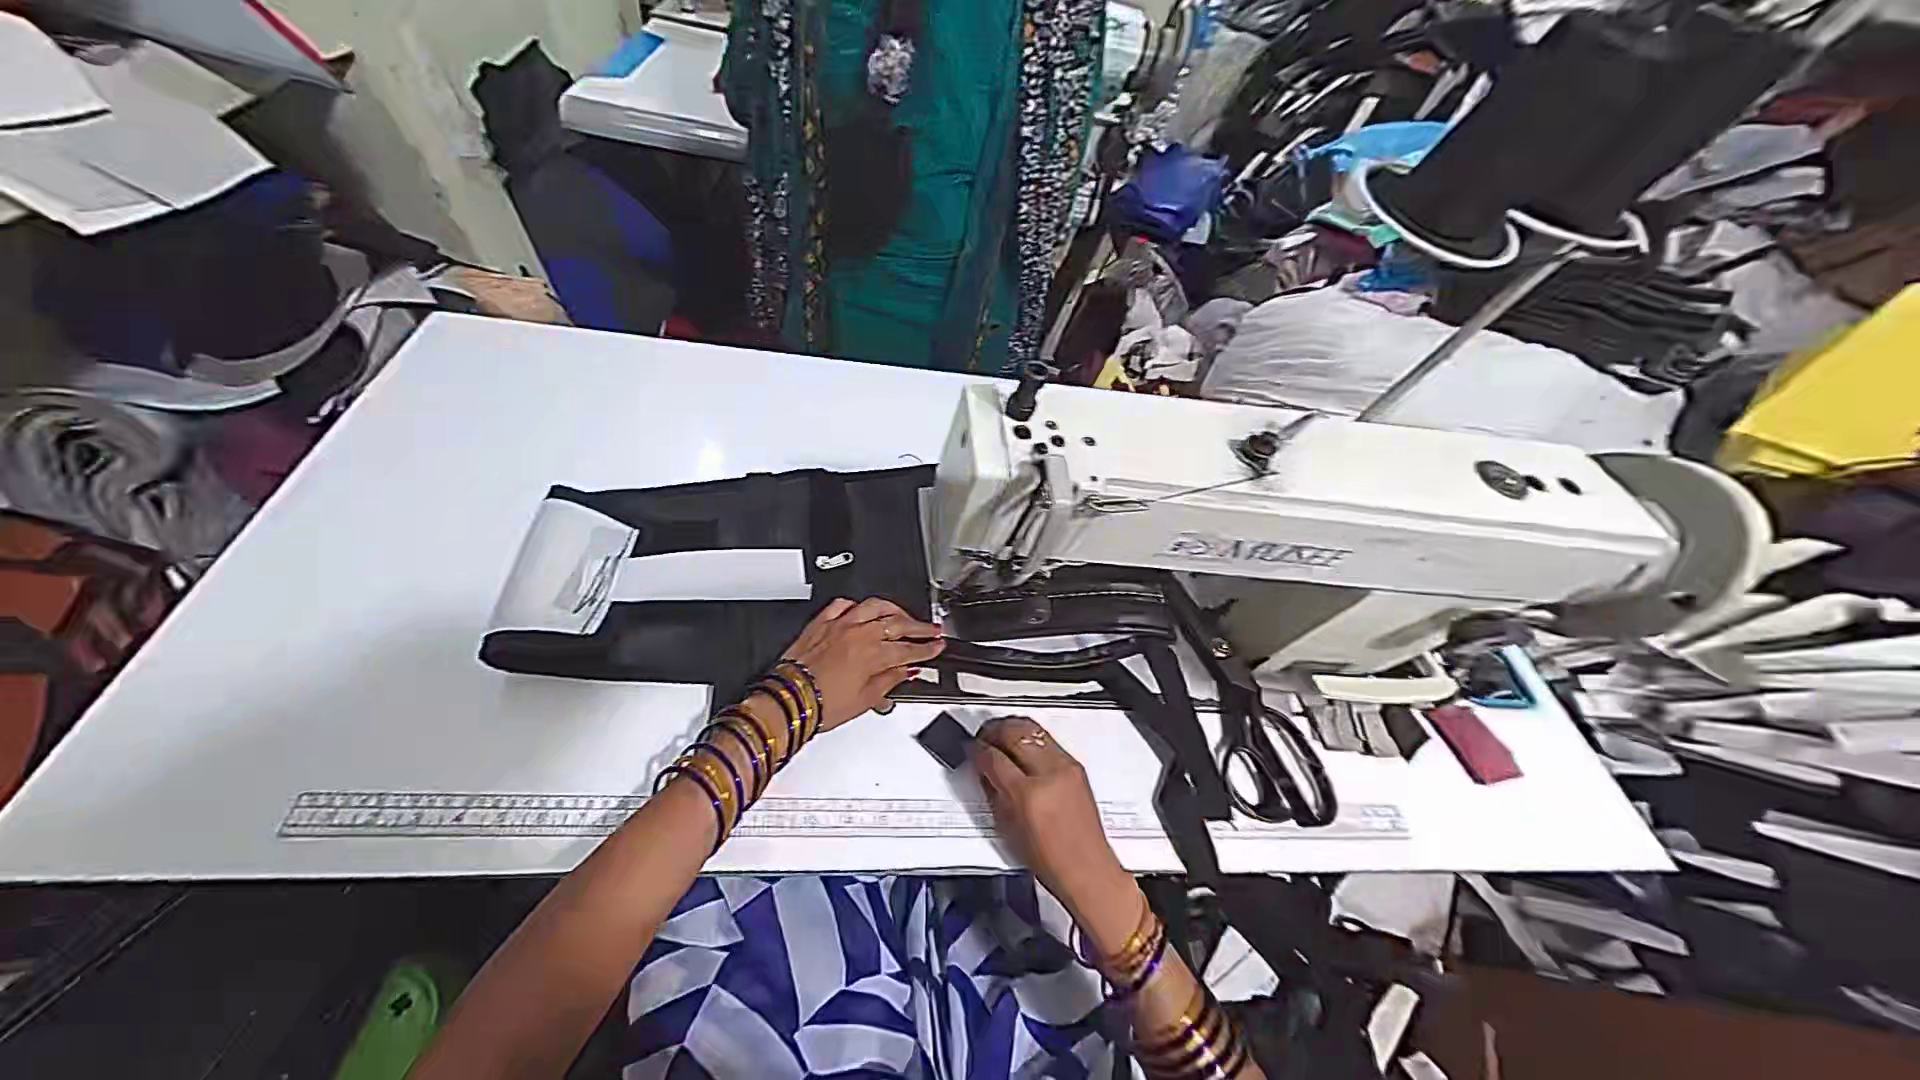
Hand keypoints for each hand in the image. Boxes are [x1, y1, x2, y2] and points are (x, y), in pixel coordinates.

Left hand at [780, 597, 943, 731]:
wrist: (787, 699)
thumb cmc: (820, 704)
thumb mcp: (865, 700)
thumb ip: (890, 681)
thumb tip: (905, 672)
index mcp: (873, 655)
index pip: (909, 648)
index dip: (927, 648)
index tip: (937, 646)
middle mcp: (858, 634)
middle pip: (898, 624)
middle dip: (920, 627)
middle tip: (932, 629)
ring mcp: (840, 625)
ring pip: (874, 606)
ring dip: (894, 609)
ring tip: (903, 615)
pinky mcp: (822, 622)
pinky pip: (843, 604)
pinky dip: (856, 605)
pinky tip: (862, 609)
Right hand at [972, 716, 1135, 926]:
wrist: (1087, 869)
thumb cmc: (1052, 860)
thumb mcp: (1008, 829)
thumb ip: (993, 792)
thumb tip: (983, 769)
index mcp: (1028, 795)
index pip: (993, 758)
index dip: (976, 750)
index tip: (971, 749)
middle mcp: (1050, 775)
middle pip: (1014, 732)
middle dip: (993, 730)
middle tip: (983, 736)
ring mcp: (1066, 767)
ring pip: (1032, 729)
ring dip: (1012, 728)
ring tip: (1000, 735)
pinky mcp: (1077, 766)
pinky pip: (1048, 739)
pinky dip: (1030, 736)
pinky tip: (1022, 745)